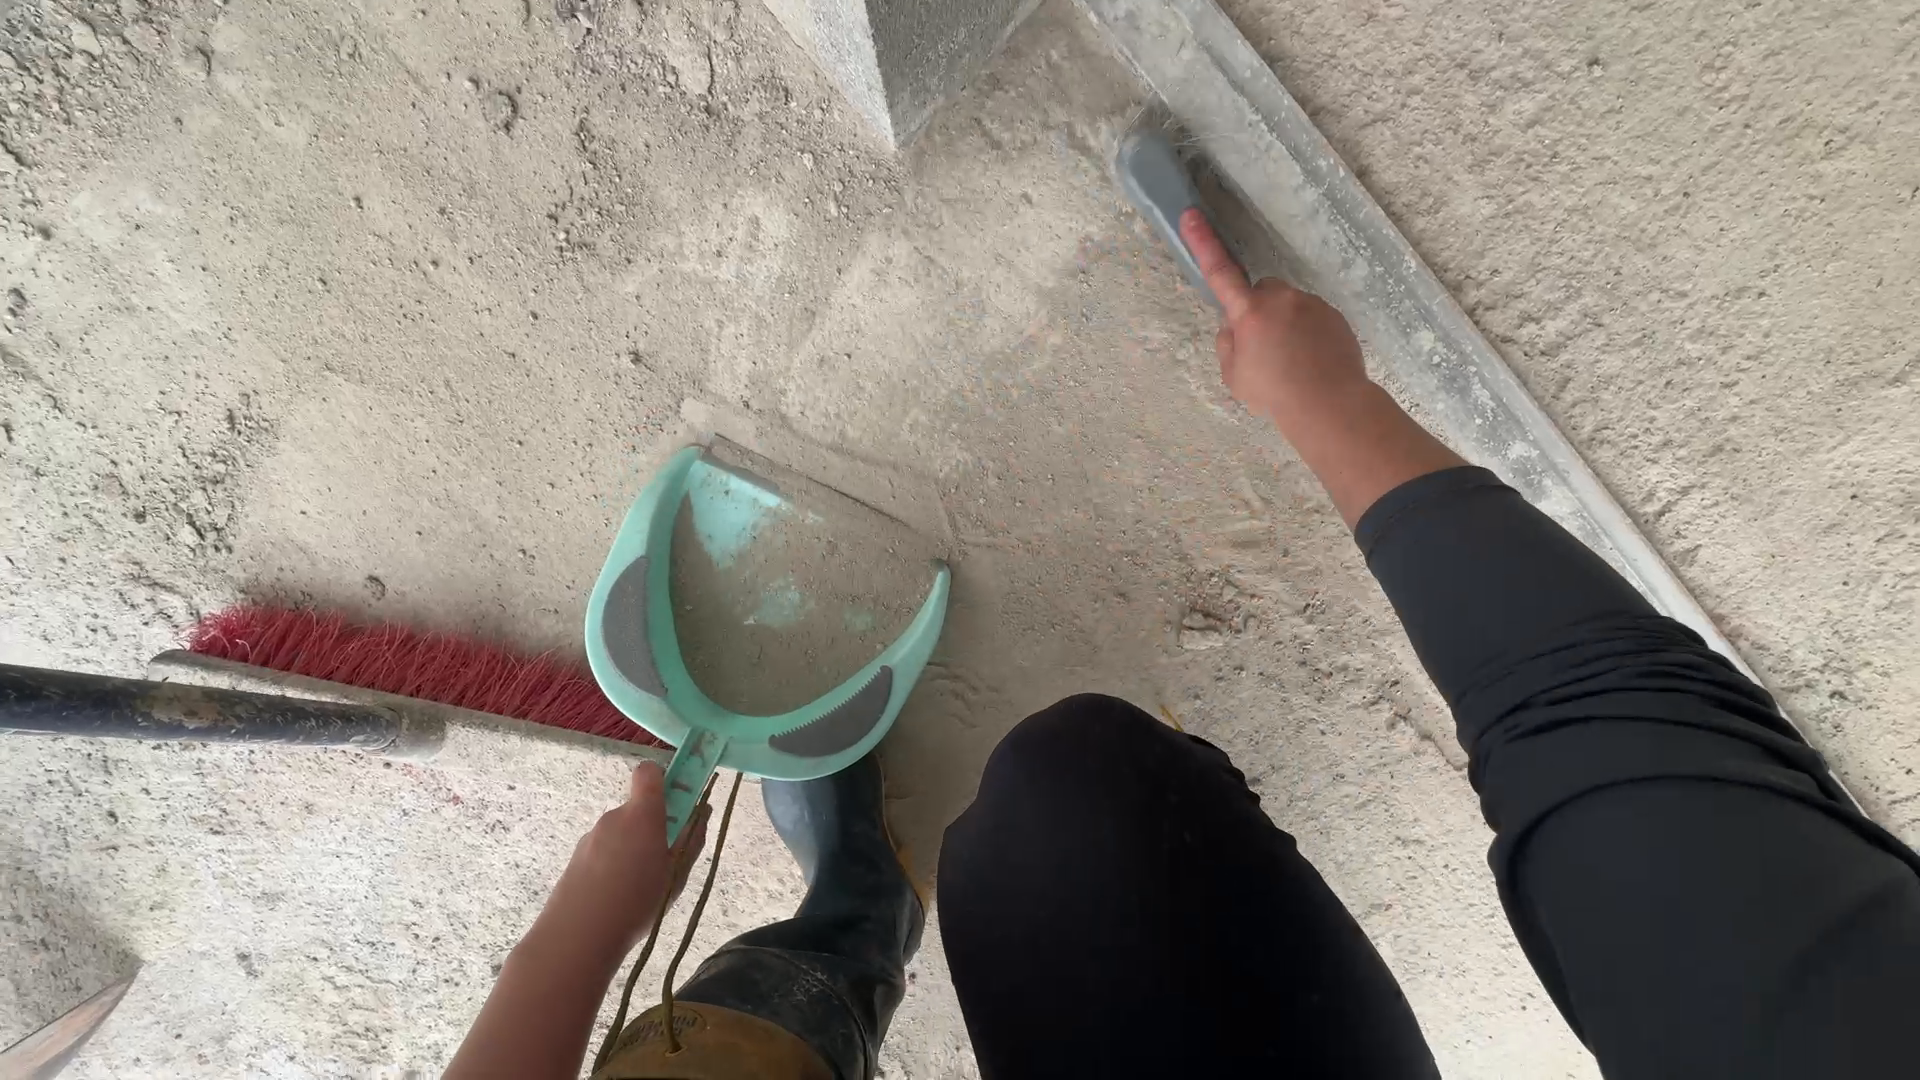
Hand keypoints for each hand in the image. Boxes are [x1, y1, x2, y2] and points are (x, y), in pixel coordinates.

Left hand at [536, 764, 708, 956]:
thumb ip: (693, 837)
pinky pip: (602, 852)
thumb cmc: (637, 901)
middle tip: (662, 859)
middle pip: (636, 809)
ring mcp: (590, 838)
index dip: (662, 779)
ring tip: (637, 887)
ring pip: (620, 833)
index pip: (648, 772)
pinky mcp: (575, 859)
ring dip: (631, 849)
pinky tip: (615, 897)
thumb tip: (702, 810)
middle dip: (651, 826)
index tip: (675, 800)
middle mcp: (614, 817)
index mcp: (642, 814)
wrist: (575, 938)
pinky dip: (612, 865)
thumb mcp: (677, 872)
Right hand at [1179, 208, 1369, 419]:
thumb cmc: (1273, 392)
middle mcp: (1280, 299)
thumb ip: (1227, 345)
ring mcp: (1310, 304)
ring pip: (1287, 305)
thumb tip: (1232, 328)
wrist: (1328, 402)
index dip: (1202, 243)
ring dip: (1283, 324)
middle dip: (1257, 308)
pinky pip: (1310, 316)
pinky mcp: (1333, 314)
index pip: (1219, 273)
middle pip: (1261, 291)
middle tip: (1259, 345)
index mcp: (1249, 313)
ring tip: (1288, 360)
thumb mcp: (1233, 375)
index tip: (1191, 216)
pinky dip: (1306, 333)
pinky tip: (1307, 360)